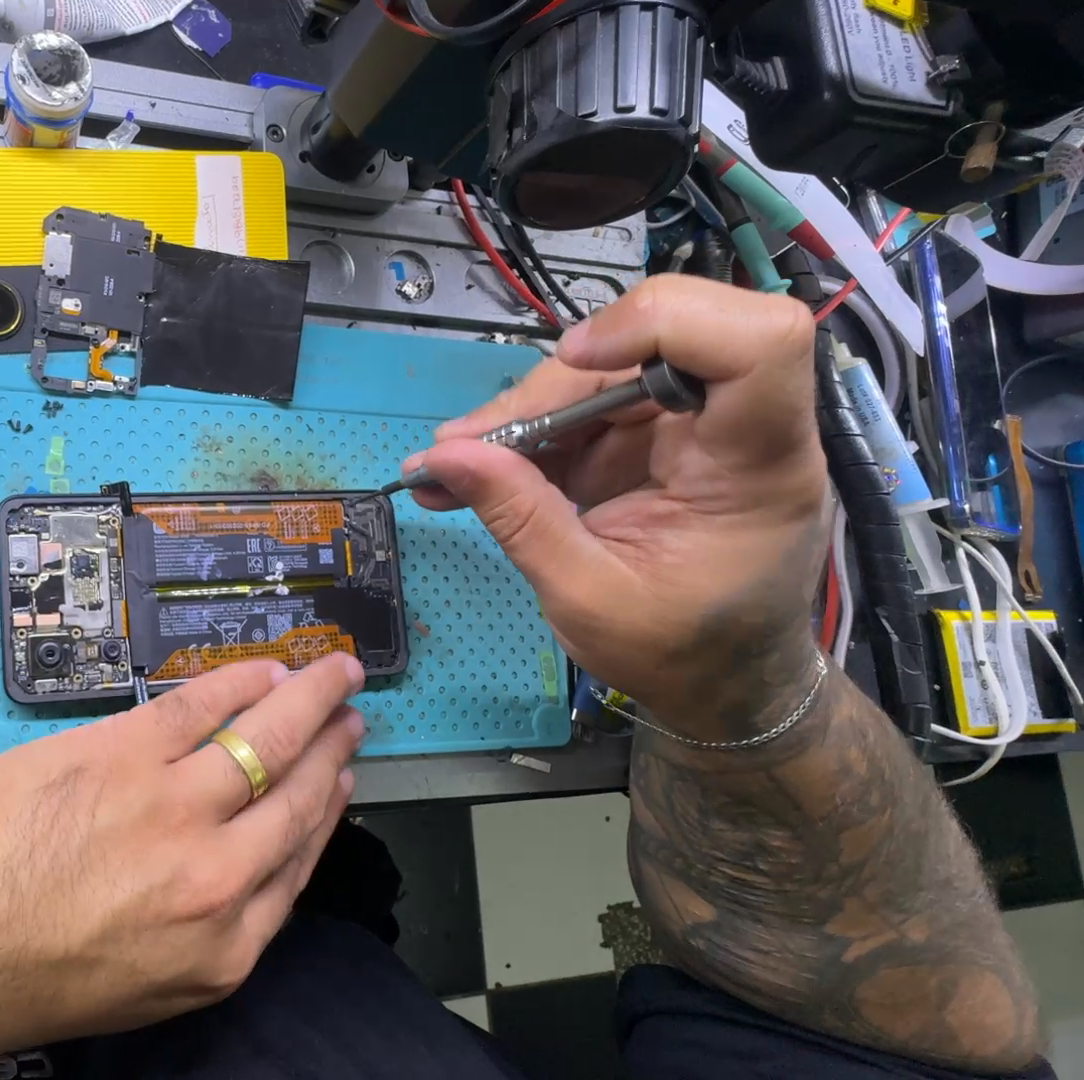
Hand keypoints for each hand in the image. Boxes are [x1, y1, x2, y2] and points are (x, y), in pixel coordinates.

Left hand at [0, 654, 364, 1058]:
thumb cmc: (29, 965)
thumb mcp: (144, 980)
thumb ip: (207, 926)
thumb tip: (242, 862)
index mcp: (223, 941)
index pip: (300, 859)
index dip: (328, 809)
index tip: (341, 779)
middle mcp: (214, 873)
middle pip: (297, 794)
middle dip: (335, 748)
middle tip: (352, 717)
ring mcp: (174, 805)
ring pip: (265, 738)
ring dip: (307, 699)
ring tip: (330, 676)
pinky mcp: (127, 753)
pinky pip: (200, 705)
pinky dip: (238, 681)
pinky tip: (262, 669)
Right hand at [402, 275, 828, 738]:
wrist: (719, 685)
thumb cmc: (676, 652)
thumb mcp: (584, 595)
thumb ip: (518, 517)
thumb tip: (440, 456)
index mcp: (753, 467)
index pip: (753, 345)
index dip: (663, 323)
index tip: (571, 359)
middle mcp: (732, 429)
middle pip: (648, 352)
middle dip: (544, 393)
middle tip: (463, 446)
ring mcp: (689, 433)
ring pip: (601, 378)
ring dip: (517, 418)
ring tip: (445, 469)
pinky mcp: (650, 445)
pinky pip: (580, 415)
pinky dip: (521, 439)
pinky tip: (469, 472)